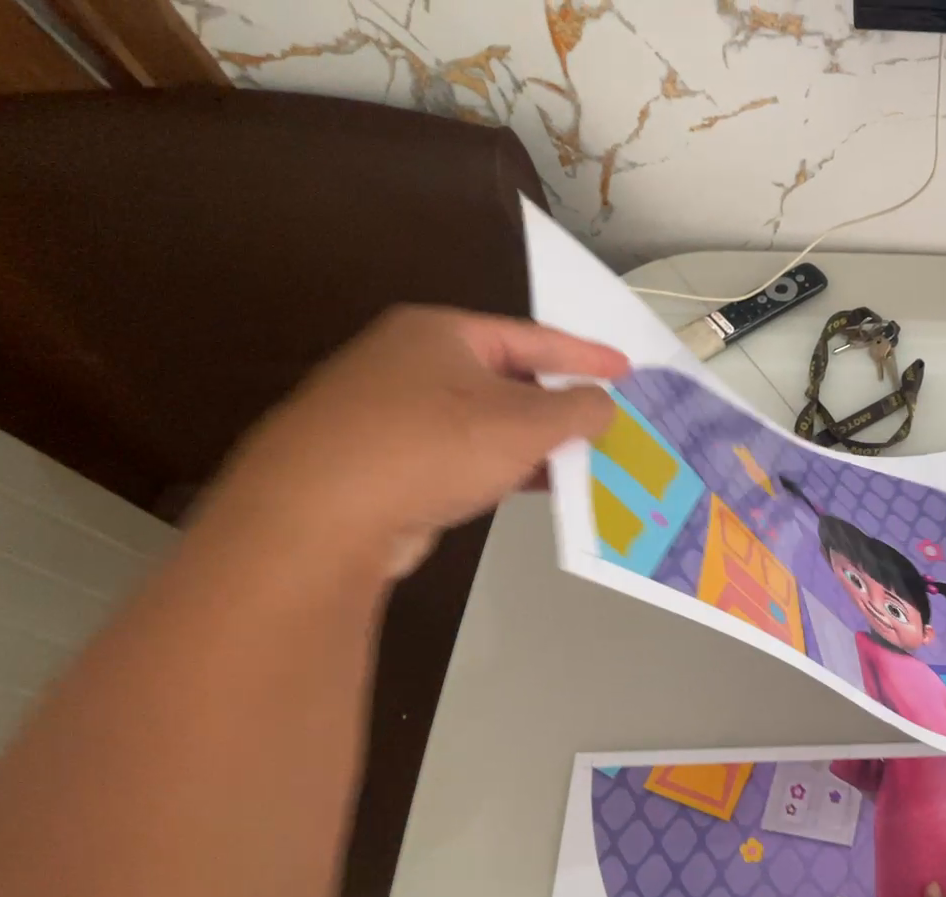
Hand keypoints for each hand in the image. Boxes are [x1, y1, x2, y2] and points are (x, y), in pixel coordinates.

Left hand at [205, 305, 627, 576]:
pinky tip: (533, 485)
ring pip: (484, 419)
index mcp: (440, 332)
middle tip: (605, 419)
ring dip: (534, 440)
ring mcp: (389, 411)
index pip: (531, 336)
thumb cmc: (432, 447)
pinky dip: (502, 464)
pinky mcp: (381, 459)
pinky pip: (460, 452)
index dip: (585, 354)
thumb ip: (578, 409)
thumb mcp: (525, 424)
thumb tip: (603, 404)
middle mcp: (410, 362)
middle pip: (507, 377)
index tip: (626, 369)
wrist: (319, 515)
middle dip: (559, 403)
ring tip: (581, 458)